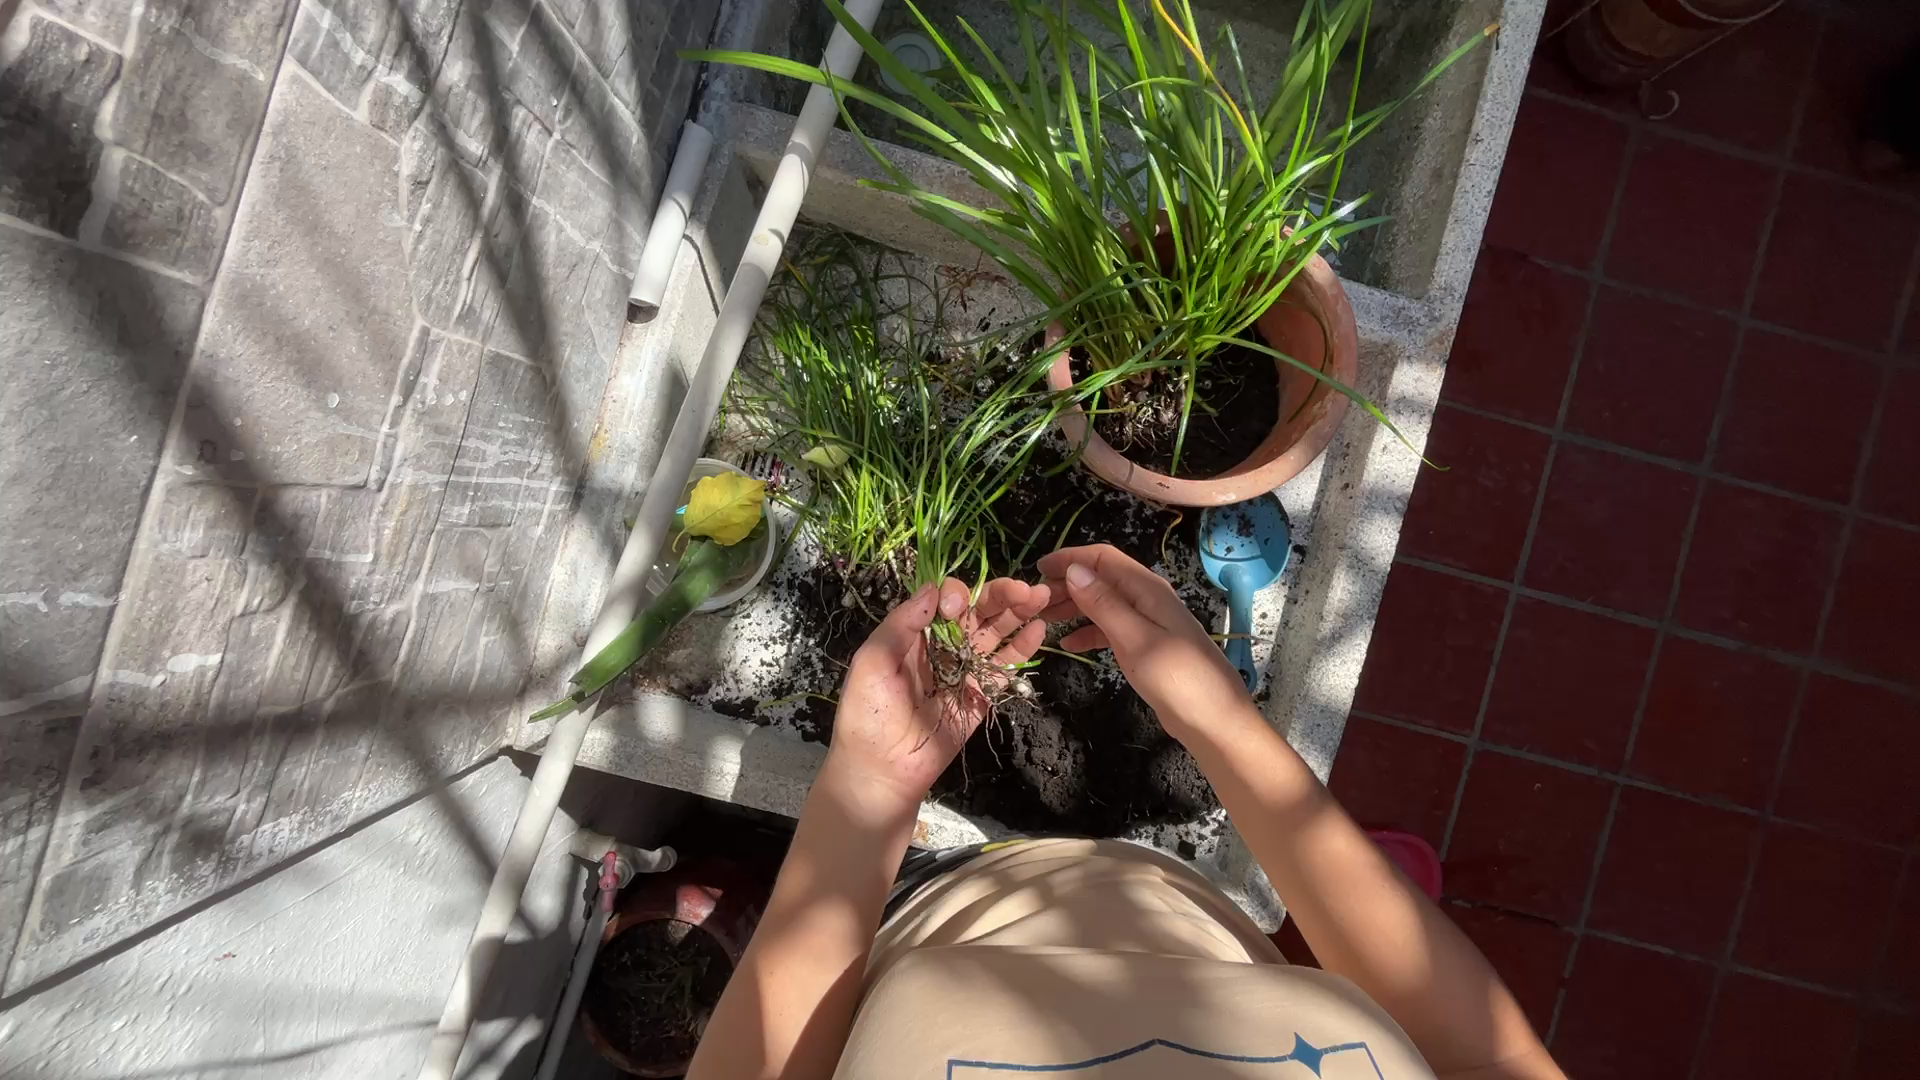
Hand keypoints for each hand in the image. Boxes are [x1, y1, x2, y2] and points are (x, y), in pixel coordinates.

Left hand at [826, 576, 1049, 815]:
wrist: (881, 771)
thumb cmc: (868, 714)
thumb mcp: (872, 661)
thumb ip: (901, 623)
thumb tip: (934, 588)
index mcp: (915, 634)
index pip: (944, 600)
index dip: (956, 595)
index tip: (955, 607)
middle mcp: (943, 646)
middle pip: (976, 612)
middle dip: (1000, 596)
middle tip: (1024, 587)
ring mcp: (965, 670)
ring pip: (995, 634)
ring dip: (1018, 614)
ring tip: (1041, 596)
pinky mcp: (982, 696)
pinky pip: (1004, 667)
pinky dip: (1022, 648)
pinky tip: (1039, 628)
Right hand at [1037, 544, 1251, 740]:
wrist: (1213, 721)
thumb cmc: (1177, 678)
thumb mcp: (1135, 638)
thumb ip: (1104, 603)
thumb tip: (1074, 569)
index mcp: (1146, 589)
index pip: (1103, 558)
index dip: (1069, 558)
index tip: (1037, 568)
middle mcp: (1147, 598)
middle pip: (1101, 578)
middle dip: (1067, 583)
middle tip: (1036, 601)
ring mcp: (1147, 621)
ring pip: (1102, 602)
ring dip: (1074, 607)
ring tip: (1044, 619)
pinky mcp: (1145, 644)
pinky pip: (1110, 628)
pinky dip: (1087, 631)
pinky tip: (1068, 645)